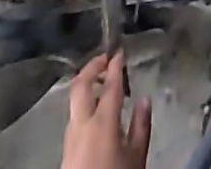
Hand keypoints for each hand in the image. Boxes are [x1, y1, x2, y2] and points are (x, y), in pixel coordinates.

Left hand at [63, 52, 150, 168]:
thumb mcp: (137, 158)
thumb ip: (141, 126)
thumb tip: (144, 100)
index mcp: (103, 121)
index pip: (110, 85)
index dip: (115, 66)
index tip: (119, 52)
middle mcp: (82, 123)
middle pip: (81, 85)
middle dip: (91, 67)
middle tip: (105, 58)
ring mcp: (70, 137)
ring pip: (74, 101)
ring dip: (86, 86)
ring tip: (102, 83)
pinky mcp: (66, 149)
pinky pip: (74, 117)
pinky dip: (84, 104)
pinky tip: (95, 111)